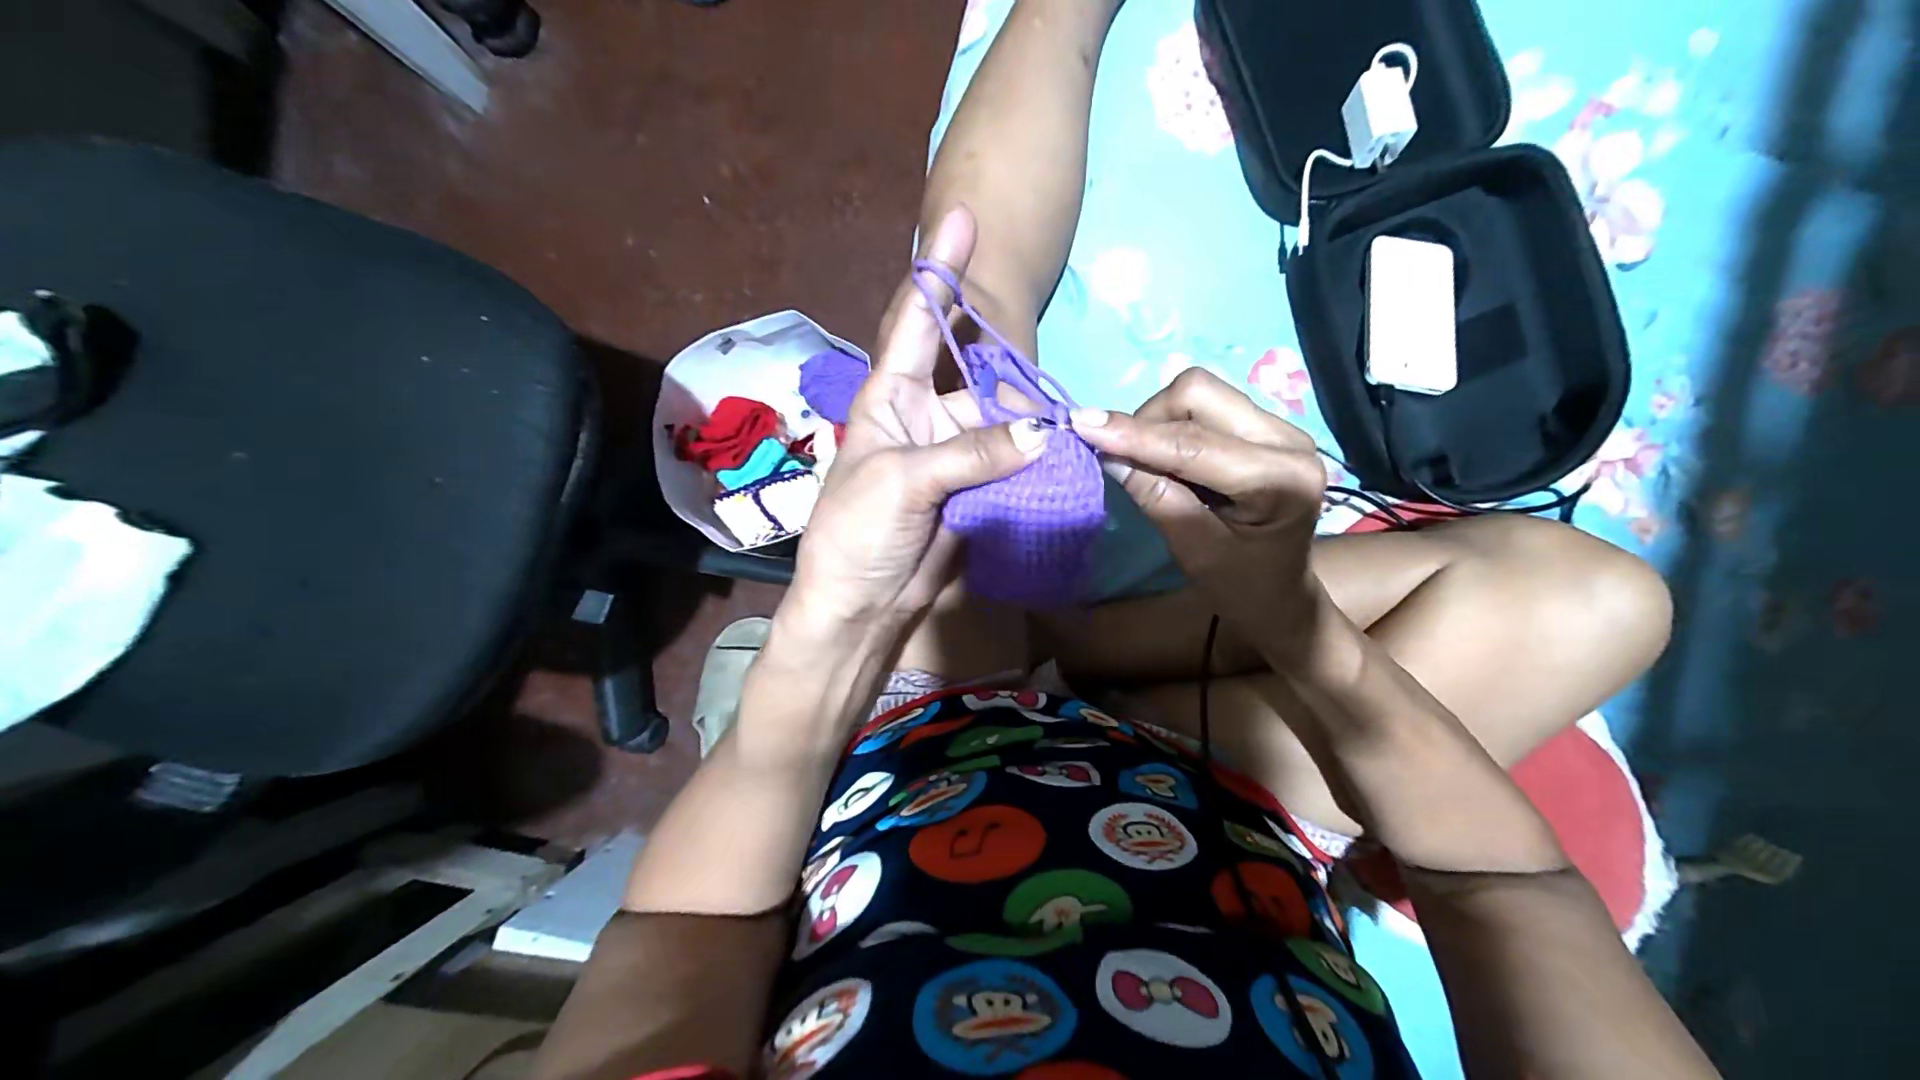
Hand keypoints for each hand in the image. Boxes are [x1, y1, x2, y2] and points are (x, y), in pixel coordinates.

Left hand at [781, 207, 1049, 649]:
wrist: (861, 605)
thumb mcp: (904, 482)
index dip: (939, 272)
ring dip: (1032, 423)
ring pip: (1002, 422)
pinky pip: (1010, 463)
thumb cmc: (857, 533)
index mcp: (889, 397)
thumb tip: (1044, 433)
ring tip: (1070, 423)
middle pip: (976, 375)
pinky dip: (1035, 460)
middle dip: (1013, 371)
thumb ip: (972, 453)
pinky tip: (1064, 455)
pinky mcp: (973, 490)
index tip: (961, 216)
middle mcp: (923, 416)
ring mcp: (952, 454)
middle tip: (1055, 379)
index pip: (915, 322)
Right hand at [1073, 369, 1327, 654]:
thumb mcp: (1195, 551)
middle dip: (1149, 420)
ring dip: (1158, 421)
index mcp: (1283, 479)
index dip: (1134, 434)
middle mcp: (1288, 439)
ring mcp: (1278, 426)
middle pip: (1199, 393)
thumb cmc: (1240, 584)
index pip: (1193, 443)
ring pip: (1199, 392)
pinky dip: (1172, 425)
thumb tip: (1108, 454)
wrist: (1278, 592)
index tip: (1082, 425)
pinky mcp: (1263, 424)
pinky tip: (1170, 459)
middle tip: (1127, 459)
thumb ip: (1156, 498)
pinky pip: (1205, 404)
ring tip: (1152, 465)